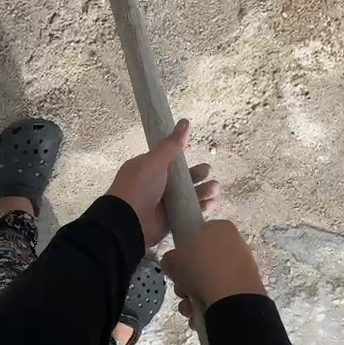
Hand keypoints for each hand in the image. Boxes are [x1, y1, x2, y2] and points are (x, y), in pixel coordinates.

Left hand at [105, 120, 219, 246]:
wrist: (128, 223)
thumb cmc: (139, 187)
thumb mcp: (154, 162)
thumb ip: (171, 145)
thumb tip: (185, 122)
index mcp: (148, 168)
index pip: (169, 159)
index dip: (182, 155)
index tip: (194, 149)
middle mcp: (156, 184)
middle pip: (182, 177)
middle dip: (197, 174)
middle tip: (208, 171)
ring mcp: (164, 203)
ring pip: (189, 195)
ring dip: (203, 190)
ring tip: (215, 189)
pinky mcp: (171, 220)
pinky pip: (190, 212)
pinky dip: (202, 208)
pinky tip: (213, 204)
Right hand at [162, 220, 265, 318]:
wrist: (232, 300)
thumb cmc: (200, 269)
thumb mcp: (172, 259)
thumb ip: (170, 259)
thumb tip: (173, 265)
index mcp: (221, 227)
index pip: (198, 234)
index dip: (184, 250)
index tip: (177, 265)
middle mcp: (236, 245)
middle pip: (203, 261)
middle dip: (188, 279)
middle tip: (181, 288)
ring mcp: (244, 268)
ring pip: (211, 281)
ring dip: (195, 296)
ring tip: (188, 307)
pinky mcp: (248, 290)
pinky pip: (222, 296)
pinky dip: (210, 306)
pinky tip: (199, 316)